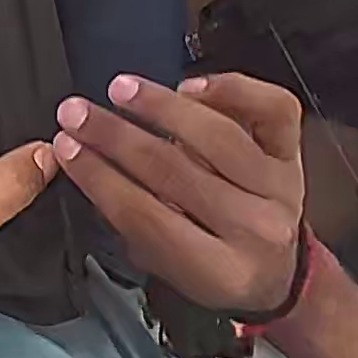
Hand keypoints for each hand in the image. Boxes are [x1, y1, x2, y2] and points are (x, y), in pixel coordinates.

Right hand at [53, 73, 305, 311]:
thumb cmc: (210, 265)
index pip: (145, 215)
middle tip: (76, 113)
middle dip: (114, 136)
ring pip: (218, 136)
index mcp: (217, 269)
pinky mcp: (292, 154)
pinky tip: (189, 85)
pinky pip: (272, 110)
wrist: (277, 272)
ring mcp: (279, 187)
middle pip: (173, 171)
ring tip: (121, 89)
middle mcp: (254, 228)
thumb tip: (82, 159)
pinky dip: (231, 90)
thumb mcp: (162, 263)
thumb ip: (127, 217)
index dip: (97, 176)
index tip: (64, 146)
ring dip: (161, 107)